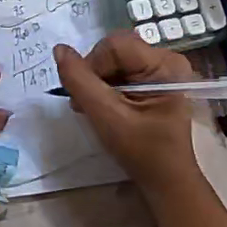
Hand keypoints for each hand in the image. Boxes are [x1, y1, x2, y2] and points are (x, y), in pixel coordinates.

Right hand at [53, 35, 198, 188]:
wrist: (166, 180)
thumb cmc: (142, 151)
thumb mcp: (105, 116)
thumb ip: (79, 80)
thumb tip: (59, 49)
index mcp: (165, 66)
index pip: (113, 46)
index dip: (92, 66)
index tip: (88, 97)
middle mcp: (166, 60)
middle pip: (113, 49)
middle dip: (93, 74)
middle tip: (86, 104)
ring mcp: (160, 70)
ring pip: (112, 59)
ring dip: (95, 82)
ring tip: (94, 108)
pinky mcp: (153, 80)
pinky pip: (118, 69)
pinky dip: (104, 86)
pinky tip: (103, 106)